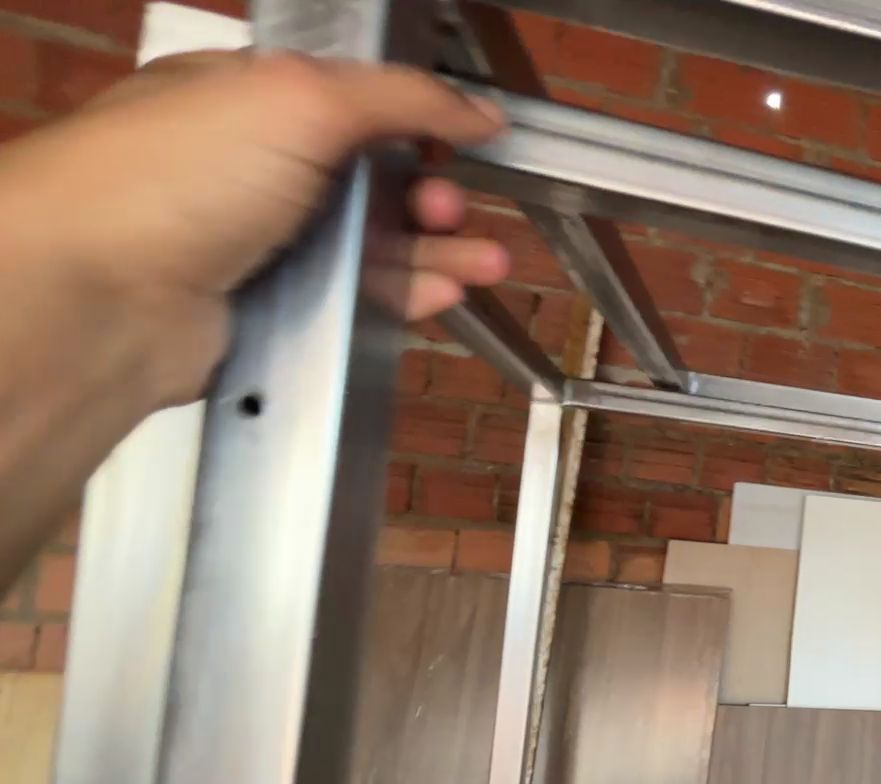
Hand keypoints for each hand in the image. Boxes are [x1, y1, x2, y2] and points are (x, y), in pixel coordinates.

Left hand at [0, 50, 511, 406]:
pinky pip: (372, 295)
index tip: (461, 143)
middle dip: (434, 196)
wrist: (106, 292)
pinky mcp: (293, 302)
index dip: (416, 122)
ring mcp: (278, 240)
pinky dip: (414, 293)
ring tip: (489, 264)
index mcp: (252, 101)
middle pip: (382, 182)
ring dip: (445, 252)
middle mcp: (265, 169)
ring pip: (385, 245)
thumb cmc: (180, 176)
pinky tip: (446, 292)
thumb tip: (484, 112)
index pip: (358, 105)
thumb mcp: (299, 101)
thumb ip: (403, 99)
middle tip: (452, 210)